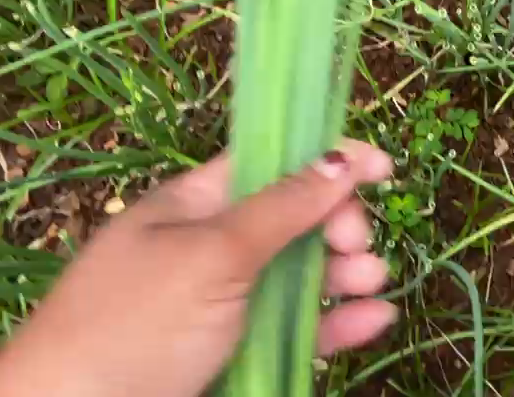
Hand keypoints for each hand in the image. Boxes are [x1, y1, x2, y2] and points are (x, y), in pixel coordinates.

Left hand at [0, 143, 396, 396]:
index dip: (328, 157)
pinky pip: (295, 328)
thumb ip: (283, 206)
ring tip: (373, 283)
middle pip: (294, 218)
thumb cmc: (130, 329)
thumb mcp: (211, 255)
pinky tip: (373, 322)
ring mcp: (222, 305)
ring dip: (345, 273)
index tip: (383, 168)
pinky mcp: (232, 355)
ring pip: (300, 274)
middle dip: (337, 223)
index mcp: (195, 206)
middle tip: (355, 246)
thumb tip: (341, 157)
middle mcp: (211, 247)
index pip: (273, 161)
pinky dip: (336, 322)